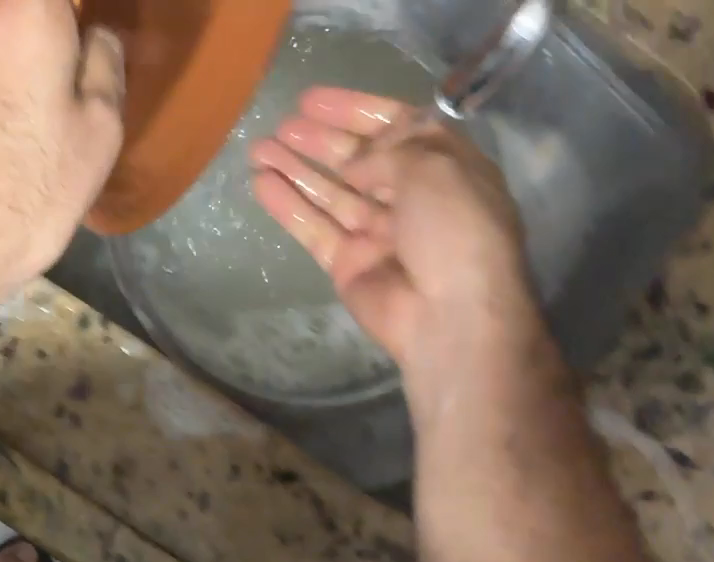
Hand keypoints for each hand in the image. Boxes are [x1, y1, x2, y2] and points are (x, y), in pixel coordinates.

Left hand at [0, 0, 124, 310]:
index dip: (65, 21)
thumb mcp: (98, 135)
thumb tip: (90, 38)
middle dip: (29, 42)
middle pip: (5, 10)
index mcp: (20, 7)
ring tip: (2, 137)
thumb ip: (102, 65)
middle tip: (46, 94)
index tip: (72, 54)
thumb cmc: (23, 198)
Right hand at [250, 89, 551, 412]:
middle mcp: (408, 194)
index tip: (313, 101)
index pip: (396, 125)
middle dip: (319, 139)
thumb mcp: (434, 170)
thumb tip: (354, 162)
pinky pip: (311, 227)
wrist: (446, 309)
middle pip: (357, 158)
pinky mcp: (344, 260)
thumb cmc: (455, 230)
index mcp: (443, 164)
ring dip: (294, 169)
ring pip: (327, 191)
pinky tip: (262, 185)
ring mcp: (373, 230)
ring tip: (258, 150)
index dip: (354, 110)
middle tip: (281, 125)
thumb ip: (389, 153)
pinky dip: (287, 206)